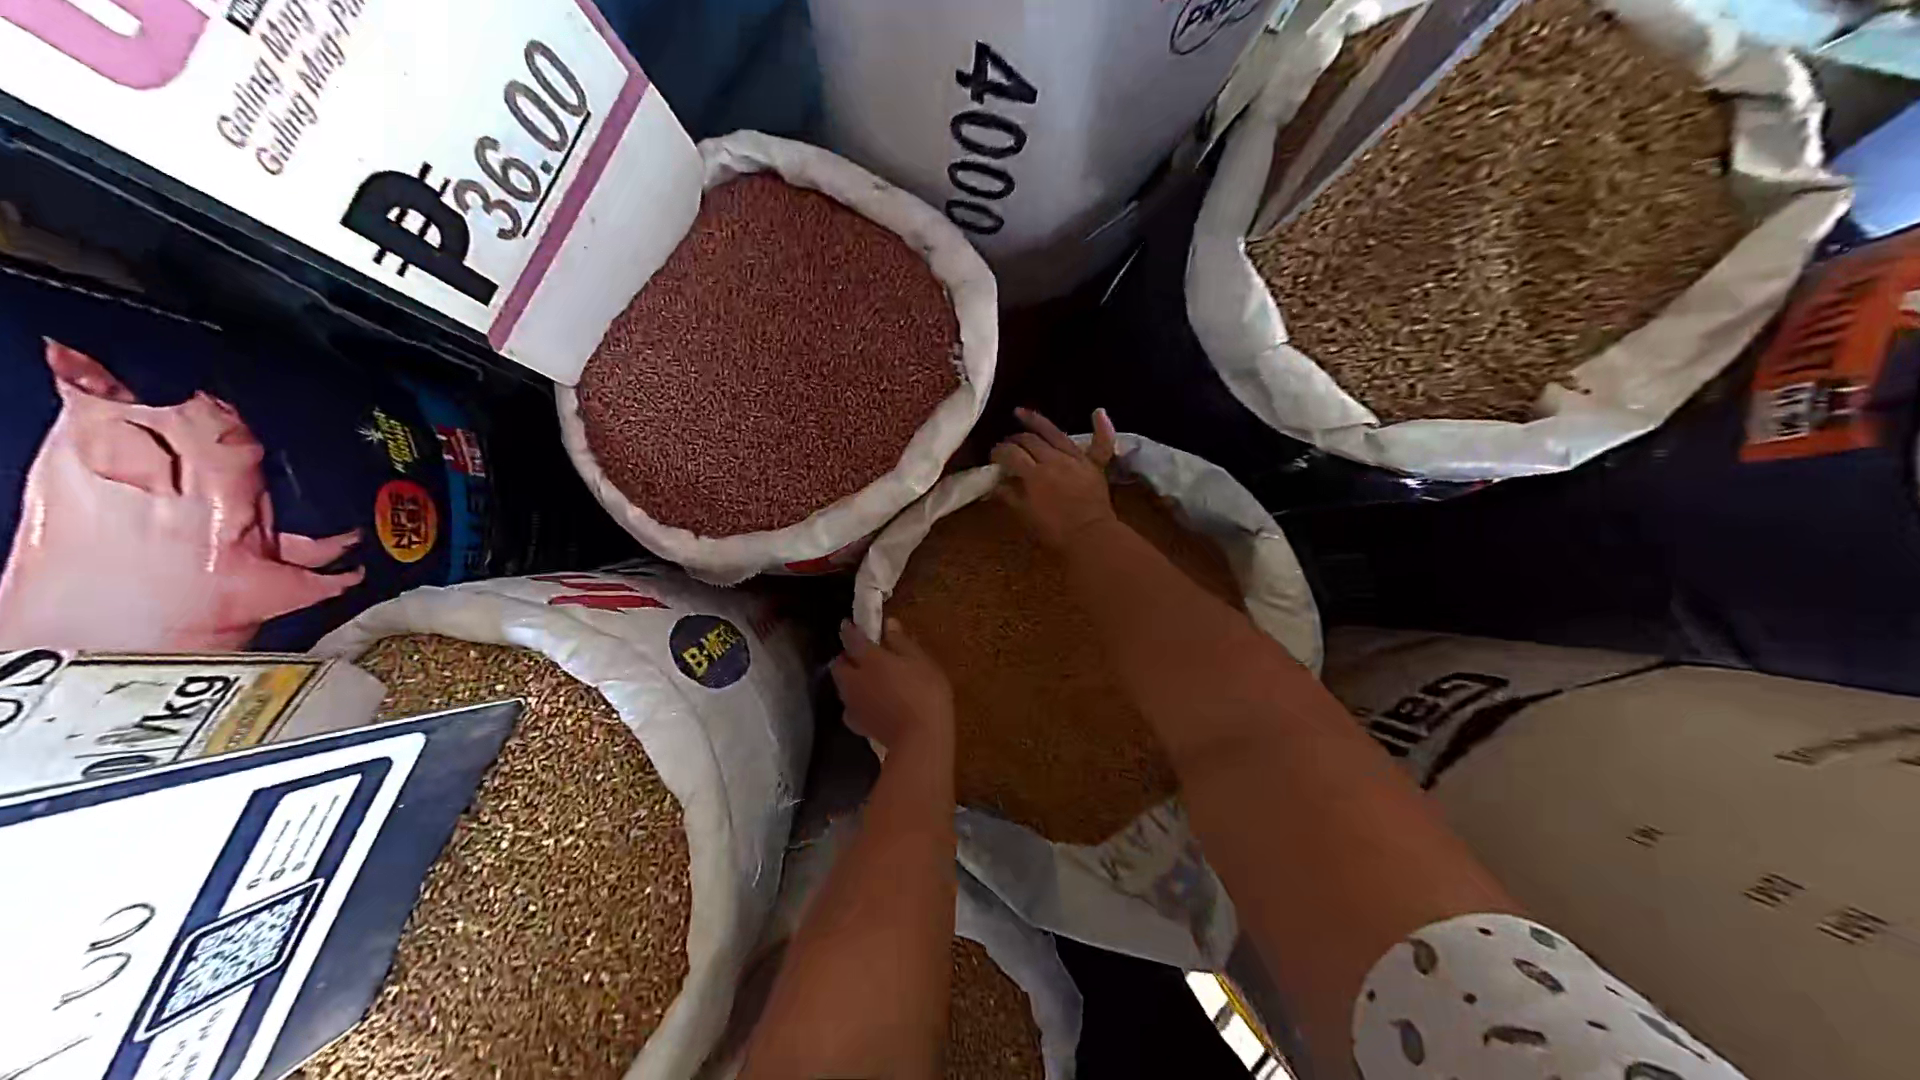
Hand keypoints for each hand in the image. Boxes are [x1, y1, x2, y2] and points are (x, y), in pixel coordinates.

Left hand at [831, 618, 953, 754]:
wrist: (920, 740)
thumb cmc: (925, 693)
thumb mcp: (921, 661)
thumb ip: (901, 642)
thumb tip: (888, 625)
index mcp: (869, 659)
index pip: (850, 639)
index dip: (850, 630)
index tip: (850, 625)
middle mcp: (853, 680)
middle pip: (839, 665)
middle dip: (846, 658)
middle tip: (862, 656)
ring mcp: (852, 704)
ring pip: (842, 687)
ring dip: (850, 680)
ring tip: (867, 680)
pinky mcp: (857, 725)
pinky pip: (850, 708)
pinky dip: (856, 702)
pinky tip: (868, 705)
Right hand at [990, 407, 1119, 549]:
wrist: (1090, 537)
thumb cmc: (1054, 532)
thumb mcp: (1025, 515)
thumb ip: (1009, 496)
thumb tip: (994, 484)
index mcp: (1034, 474)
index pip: (1010, 453)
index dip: (998, 452)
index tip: (993, 457)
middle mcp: (1053, 459)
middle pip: (1029, 440)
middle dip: (1013, 440)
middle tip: (1006, 445)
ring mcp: (1076, 459)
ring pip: (1054, 433)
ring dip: (1036, 422)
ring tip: (1021, 414)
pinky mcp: (1094, 465)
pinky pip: (1101, 443)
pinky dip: (1102, 427)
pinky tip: (1098, 411)